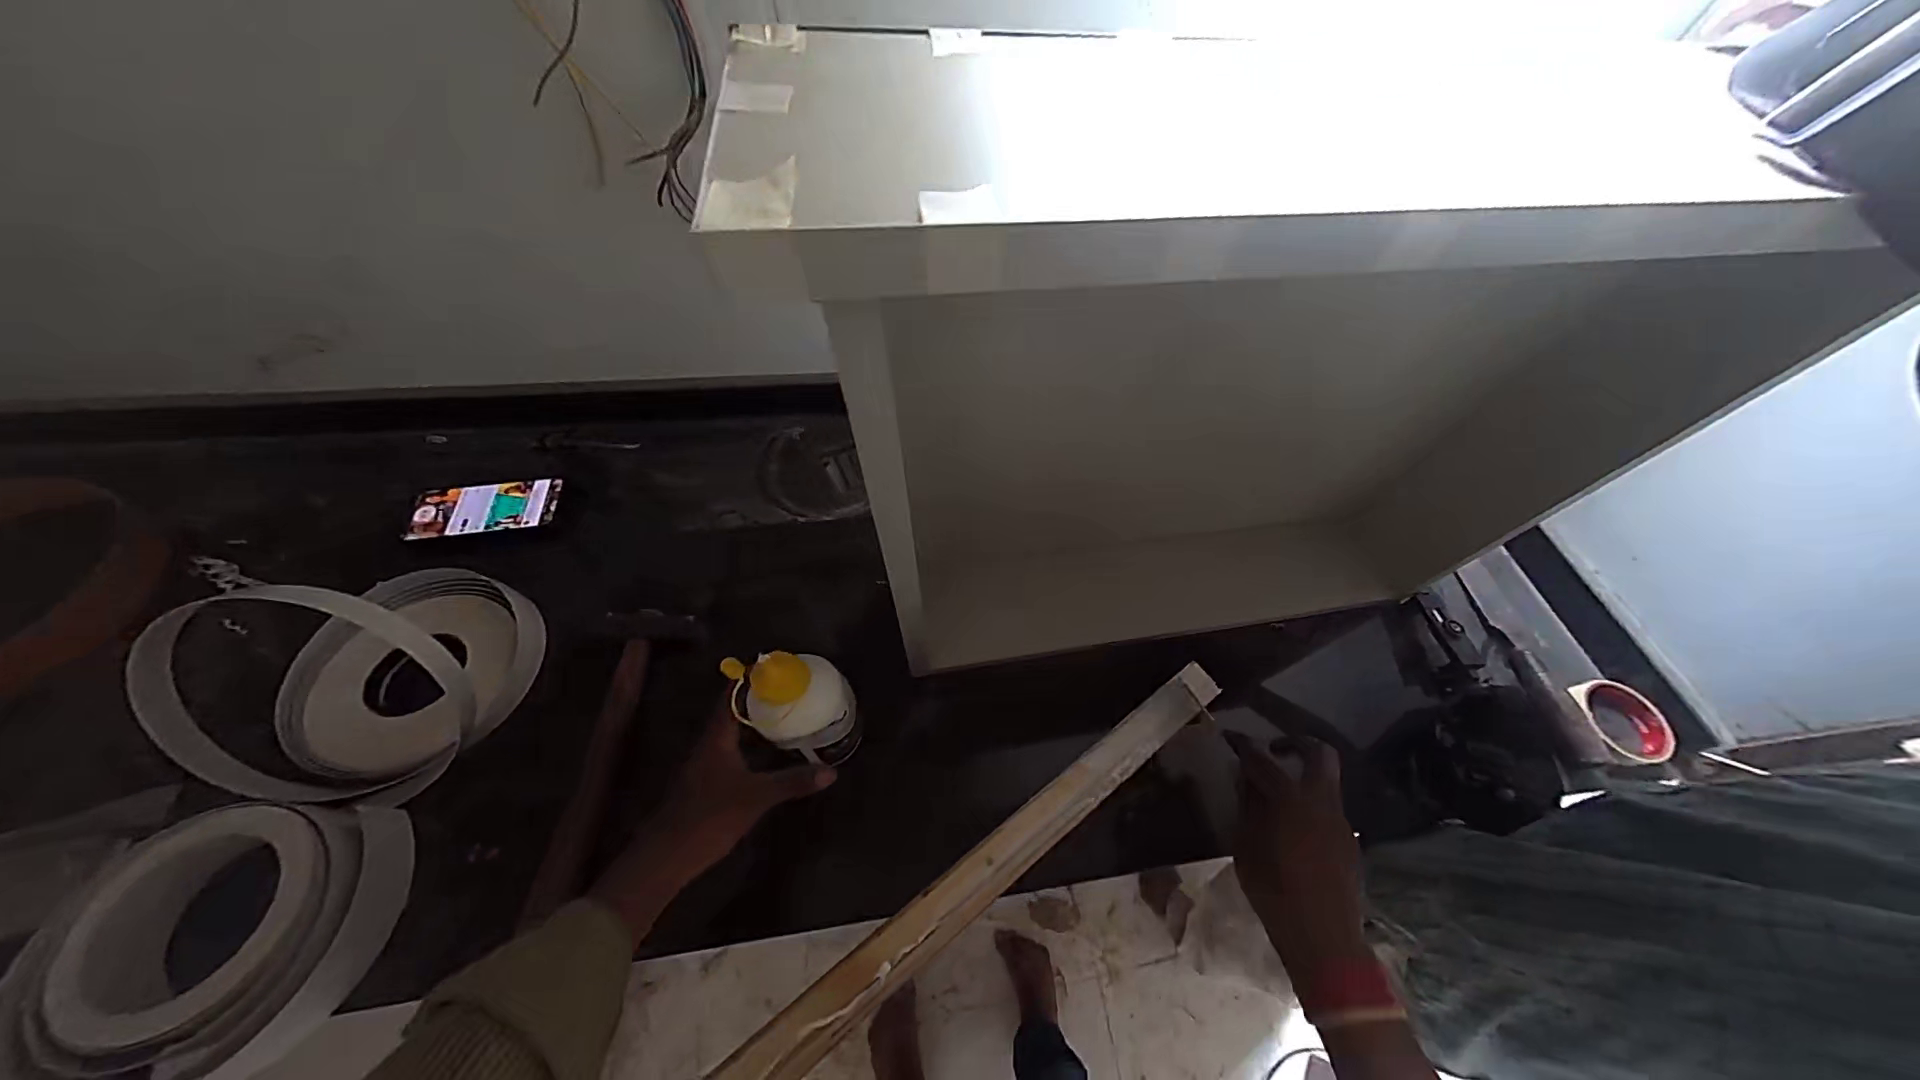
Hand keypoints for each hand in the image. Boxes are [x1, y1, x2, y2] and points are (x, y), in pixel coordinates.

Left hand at [590, 693, 835, 947]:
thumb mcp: (756, 798)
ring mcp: (705, 764)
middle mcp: (708, 744)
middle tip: (788, 688)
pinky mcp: (706, 782)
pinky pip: (732, 750)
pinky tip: (768, 750)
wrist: (666, 857)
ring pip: (732, 731)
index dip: (750, 677)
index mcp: (716, 737)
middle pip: (733, 710)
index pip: (731, 695)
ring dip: (754, 720)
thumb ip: (792, 782)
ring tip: (784, 713)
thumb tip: (831, 771)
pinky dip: (750, 742)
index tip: (773, 665)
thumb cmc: (708, 817)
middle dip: (758, 697)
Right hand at [1227, 732, 1368, 981]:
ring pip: (1327, 783)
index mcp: (1291, 800)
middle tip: (1273, 750)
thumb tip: (1246, 781)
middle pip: (1319, 754)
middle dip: (1296, 743)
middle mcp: (1322, 802)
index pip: (1263, 759)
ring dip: (1304, 778)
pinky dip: (1310, 805)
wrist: (1323, 938)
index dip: (1244, 745)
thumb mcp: (1246, 847)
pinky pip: (1328, 810)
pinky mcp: (1350, 842)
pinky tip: (1292, 828)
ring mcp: (1341, 822)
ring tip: (1277, 794)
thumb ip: (1248, 808)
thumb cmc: (1273, 891)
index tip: (1230, 737)